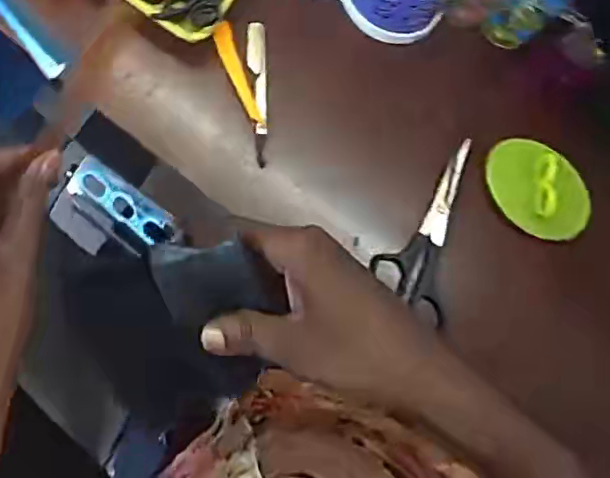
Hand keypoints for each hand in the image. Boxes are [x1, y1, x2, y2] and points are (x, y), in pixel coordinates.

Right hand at [202, 225, 585, 477]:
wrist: (427, 376)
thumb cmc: (357, 353)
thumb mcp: (295, 346)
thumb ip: (246, 331)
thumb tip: (203, 330)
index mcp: (298, 244)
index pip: (239, 232)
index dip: (209, 246)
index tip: (182, 267)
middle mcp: (310, 240)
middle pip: (255, 243)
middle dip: (225, 267)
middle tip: (194, 293)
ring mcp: (326, 258)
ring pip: (273, 260)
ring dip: (248, 281)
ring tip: (216, 306)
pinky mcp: (337, 277)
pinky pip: (291, 272)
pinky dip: (271, 288)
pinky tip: (256, 315)